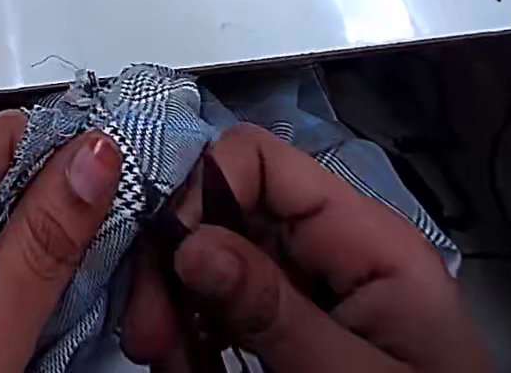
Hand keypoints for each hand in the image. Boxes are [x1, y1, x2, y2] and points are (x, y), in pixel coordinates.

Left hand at [0, 111, 123, 372]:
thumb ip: (39, 243)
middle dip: (67, 210)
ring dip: (59, 247)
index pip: (1, 137)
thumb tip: (93, 157)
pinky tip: (63, 298)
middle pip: (9, 172)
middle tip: (126, 249)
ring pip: (13, 212)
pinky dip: (39, 272)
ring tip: (102, 281)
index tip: (126, 179)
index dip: (66, 154)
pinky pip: (1, 248)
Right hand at [121, 124, 487, 372]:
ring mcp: (297, 274)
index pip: (256, 157)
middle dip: (173, 257)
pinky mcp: (278, 309)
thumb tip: (186, 242)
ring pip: (203, 248)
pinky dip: (185, 320)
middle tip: (147, 327)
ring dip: (169, 296)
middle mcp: (323, 240)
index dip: (202, 188)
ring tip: (162, 353)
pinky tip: (181, 356)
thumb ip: (276, 311)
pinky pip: (211, 290)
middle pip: (217, 204)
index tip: (171, 255)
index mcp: (363, 236)